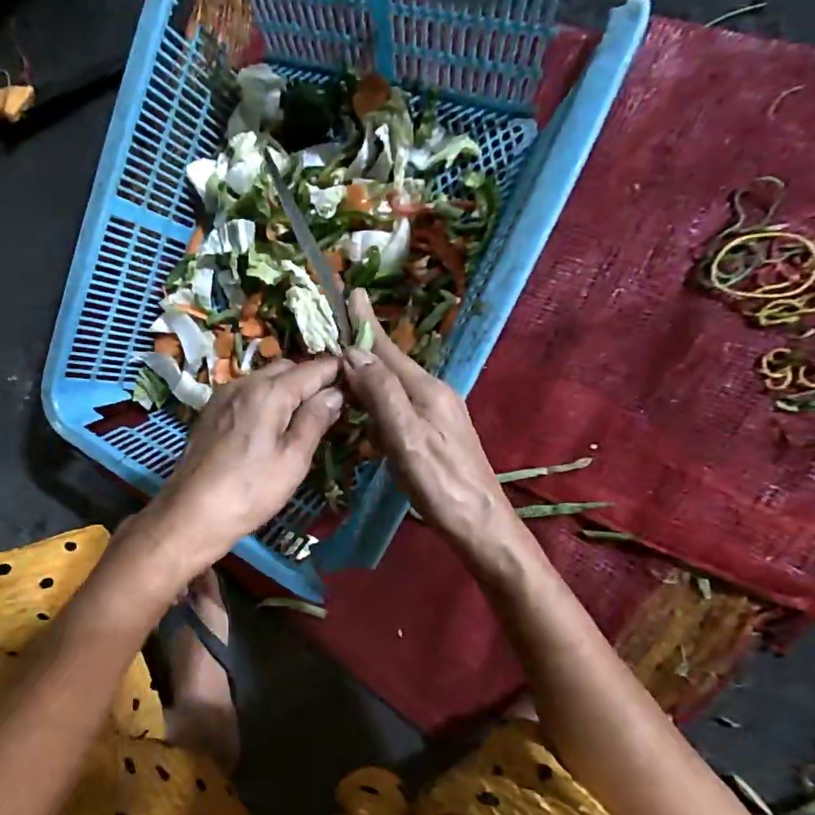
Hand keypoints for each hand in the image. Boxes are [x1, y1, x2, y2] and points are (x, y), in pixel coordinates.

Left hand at [149, 357, 343, 564]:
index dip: (337, 372)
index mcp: (270, 391)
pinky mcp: (212, 412)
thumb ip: (316, 420)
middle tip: (333, 404)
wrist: (190, 515)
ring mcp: (224, 396)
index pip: (313, 368)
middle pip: (288, 368)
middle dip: (312, 379)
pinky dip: (268, 398)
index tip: (357, 382)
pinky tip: (274, 424)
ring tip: (307, 415)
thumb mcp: (294, 459)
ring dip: (289, 388)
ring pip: (266, 378)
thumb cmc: (250, 490)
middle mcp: (245, 383)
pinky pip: (249, 392)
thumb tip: (335, 393)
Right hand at [338, 289, 510, 543]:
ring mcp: (440, 414)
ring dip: (371, 373)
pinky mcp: (439, 433)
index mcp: (427, 390)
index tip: (351, 291)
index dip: (367, 323)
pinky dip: (380, 400)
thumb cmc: (441, 484)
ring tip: (343, 365)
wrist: (481, 523)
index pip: (389, 349)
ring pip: (396, 385)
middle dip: (364, 346)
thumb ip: (382, 394)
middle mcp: (435, 394)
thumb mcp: (407, 438)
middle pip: (392, 364)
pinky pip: (402, 405)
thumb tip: (354, 352)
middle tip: (334, 331)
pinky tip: (369, 410)